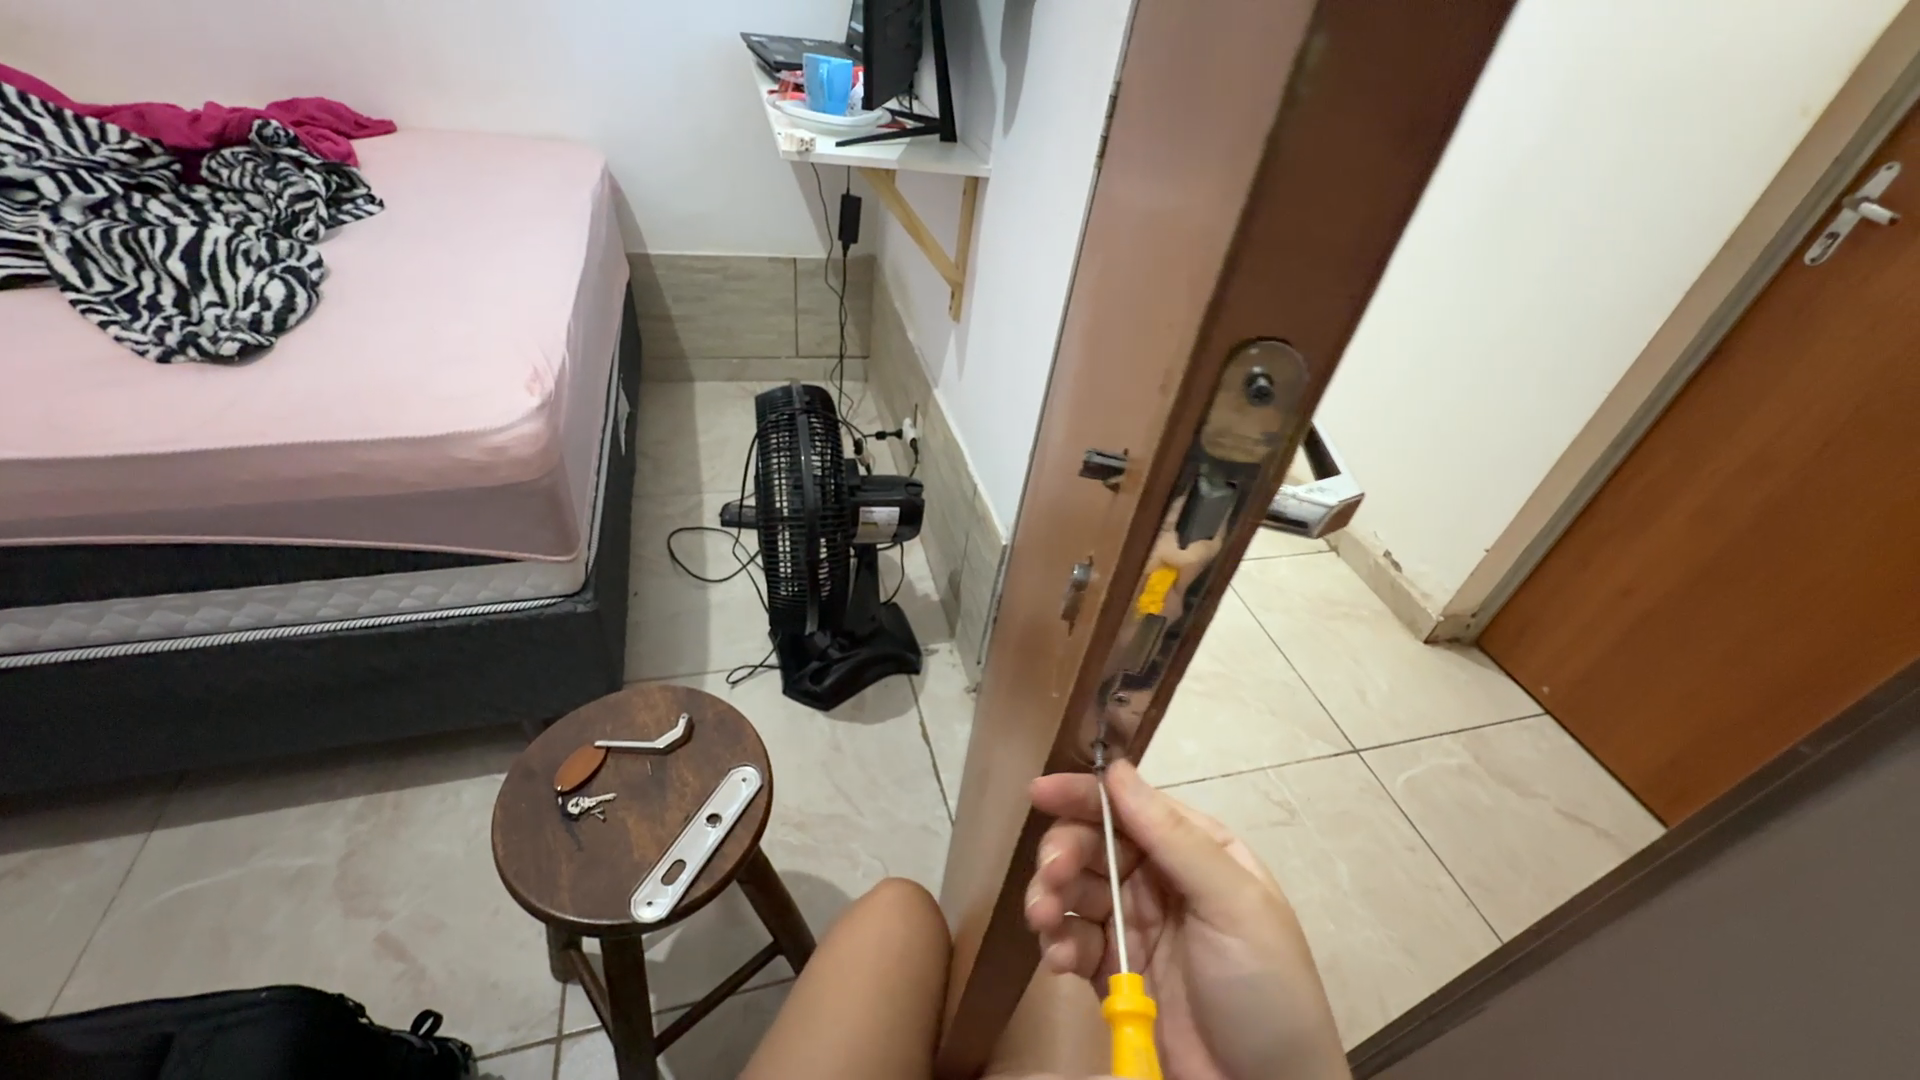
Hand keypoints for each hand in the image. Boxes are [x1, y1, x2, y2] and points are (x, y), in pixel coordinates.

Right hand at [1025, 761, 1348, 1079]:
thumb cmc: (1264, 989)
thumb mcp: (1232, 905)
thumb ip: (1173, 837)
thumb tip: (1119, 770)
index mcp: (1196, 850)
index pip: (1131, 806)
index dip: (1084, 796)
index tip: (1040, 791)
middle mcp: (1161, 879)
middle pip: (1094, 845)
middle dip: (1063, 854)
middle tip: (1049, 877)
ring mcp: (1135, 926)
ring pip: (1075, 890)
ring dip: (1050, 898)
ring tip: (1043, 922)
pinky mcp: (1114, 973)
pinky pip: (1072, 942)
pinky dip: (1057, 945)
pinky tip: (1060, 962)